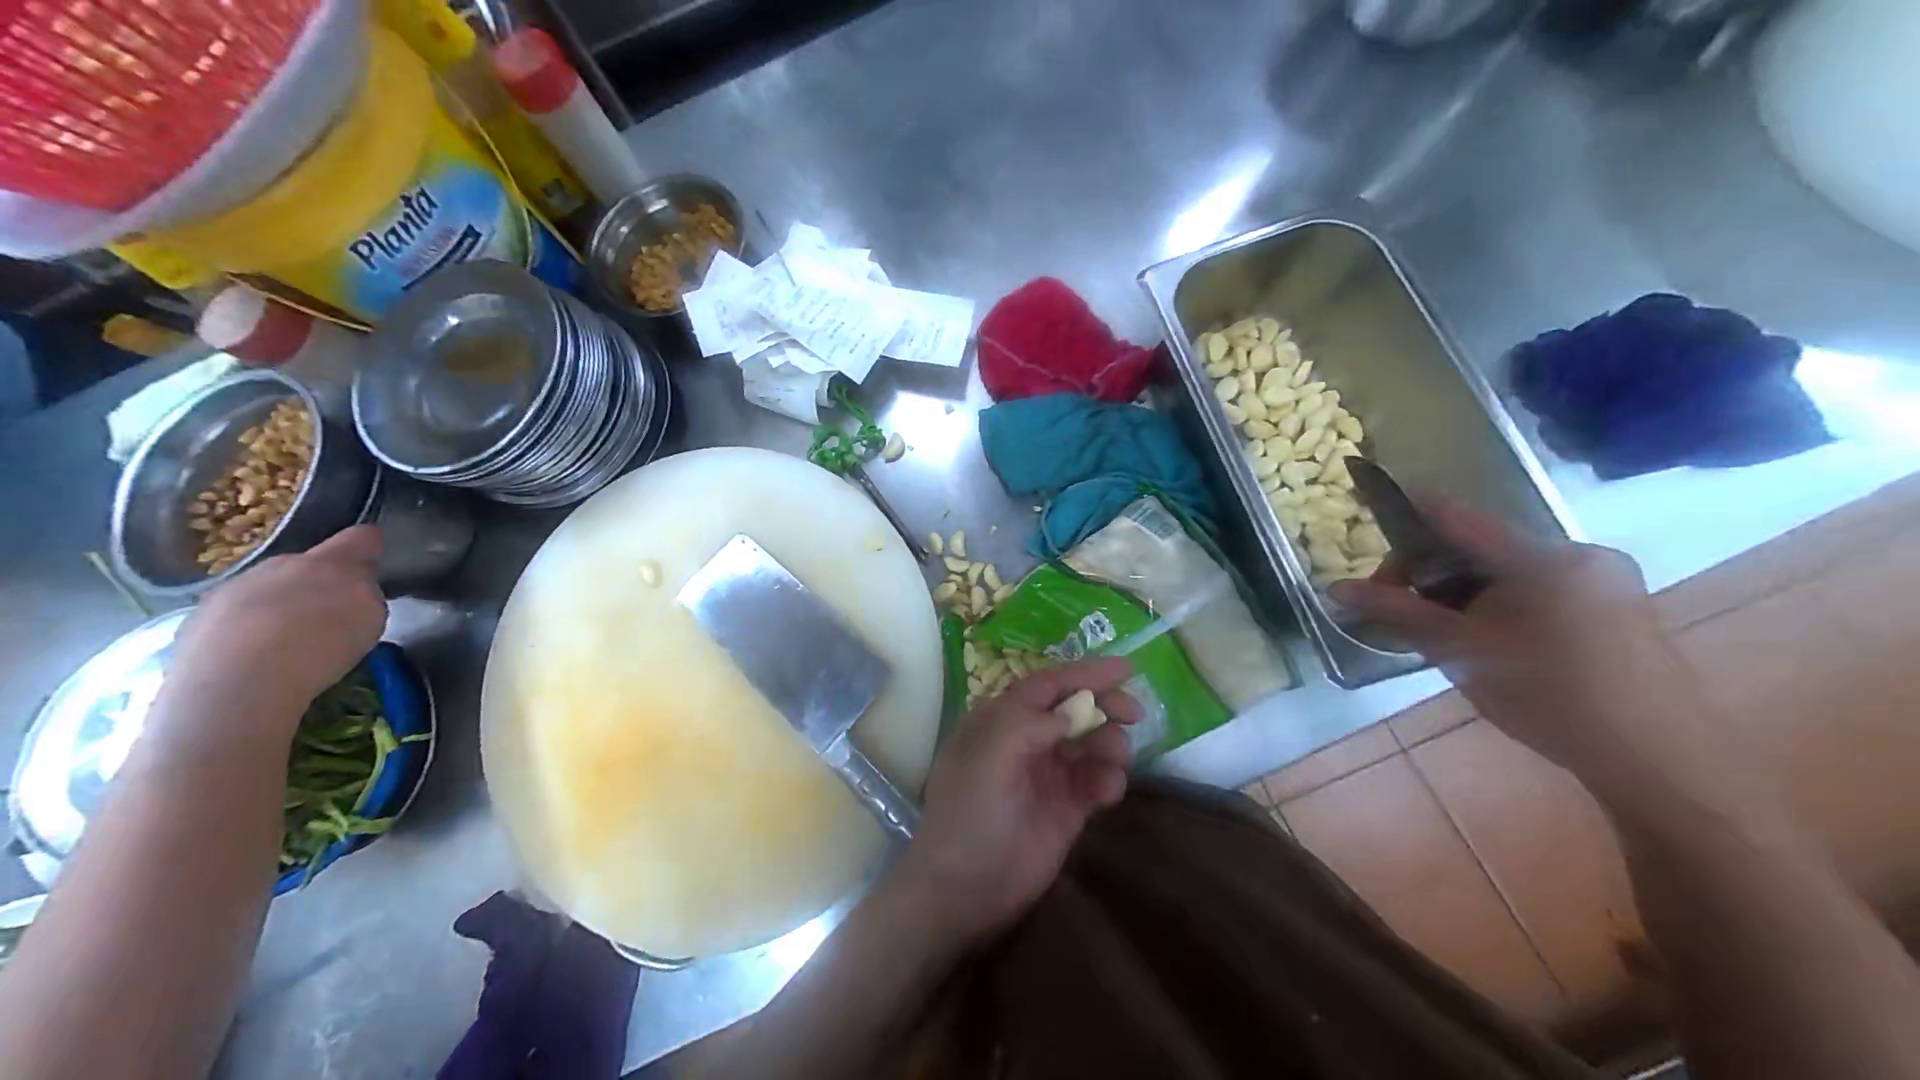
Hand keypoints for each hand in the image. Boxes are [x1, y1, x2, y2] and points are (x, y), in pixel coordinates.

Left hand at [160, 526, 387, 742]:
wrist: (239, 680)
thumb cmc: (323, 645)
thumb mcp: (370, 618)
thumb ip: (365, 594)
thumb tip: (355, 589)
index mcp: (332, 561)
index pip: (361, 538)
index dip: (369, 548)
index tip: (374, 564)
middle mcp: (281, 563)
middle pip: (305, 563)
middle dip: (316, 582)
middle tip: (327, 615)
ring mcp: (233, 588)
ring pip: (265, 588)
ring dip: (278, 606)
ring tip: (287, 642)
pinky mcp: (196, 619)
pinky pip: (232, 617)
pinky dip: (245, 631)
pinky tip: (254, 659)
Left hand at [895, 657, 1139, 943]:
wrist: (965, 891)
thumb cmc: (969, 814)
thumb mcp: (989, 757)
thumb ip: (1030, 724)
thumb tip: (1073, 709)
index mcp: (1000, 721)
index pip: (1046, 685)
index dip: (1084, 674)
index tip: (1126, 668)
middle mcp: (1026, 742)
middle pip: (1074, 710)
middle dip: (1104, 706)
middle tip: (1134, 713)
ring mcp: (1048, 775)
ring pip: (1090, 743)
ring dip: (1109, 743)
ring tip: (1116, 758)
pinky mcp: (1067, 809)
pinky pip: (1097, 781)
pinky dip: (1108, 779)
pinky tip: (1107, 792)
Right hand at [1330, 502, 1736, 804]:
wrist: (1662, 762)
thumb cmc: (1551, 697)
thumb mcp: (1461, 652)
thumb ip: (1398, 613)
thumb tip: (1336, 588)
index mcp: (1541, 555)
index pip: (1452, 515)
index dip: (1403, 520)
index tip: (1370, 553)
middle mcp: (1578, 553)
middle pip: (1479, 545)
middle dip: (1430, 573)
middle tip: (1402, 615)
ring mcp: (1605, 579)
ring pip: (1507, 570)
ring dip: (1463, 593)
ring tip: (1444, 637)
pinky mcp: (1618, 607)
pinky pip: (1539, 589)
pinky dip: (1499, 605)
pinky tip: (1489, 644)